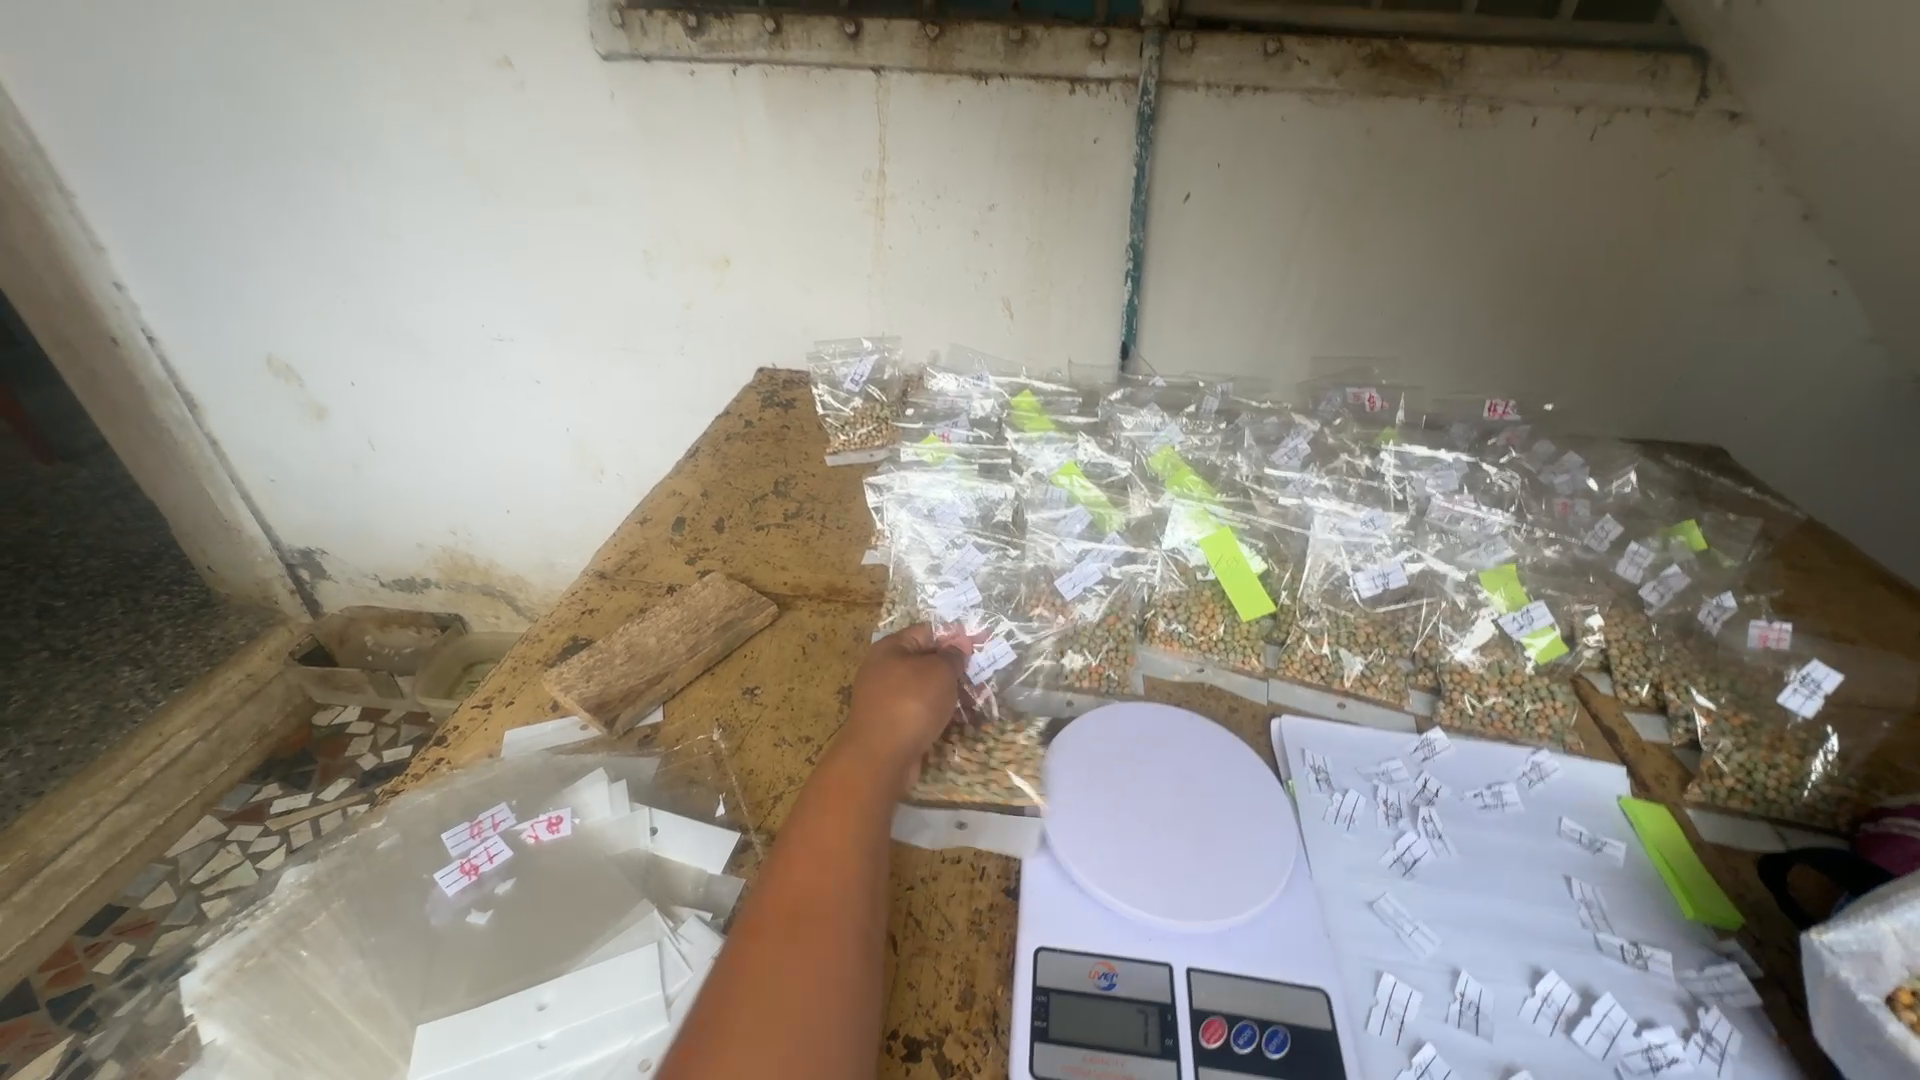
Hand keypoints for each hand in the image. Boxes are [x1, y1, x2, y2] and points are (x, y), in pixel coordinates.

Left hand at [838, 624, 969, 794]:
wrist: (881, 757)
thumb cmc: (911, 703)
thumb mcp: (939, 671)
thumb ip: (952, 656)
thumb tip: (958, 644)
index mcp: (890, 648)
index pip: (926, 631)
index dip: (953, 636)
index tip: (978, 647)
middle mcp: (883, 670)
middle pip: (924, 661)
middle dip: (952, 668)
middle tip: (981, 676)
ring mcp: (885, 699)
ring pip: (923, 689)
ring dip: (948, 693)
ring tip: (975, 699)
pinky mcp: (890, 724)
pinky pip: (919, 711)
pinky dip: (937, 714)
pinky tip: (958, 721)